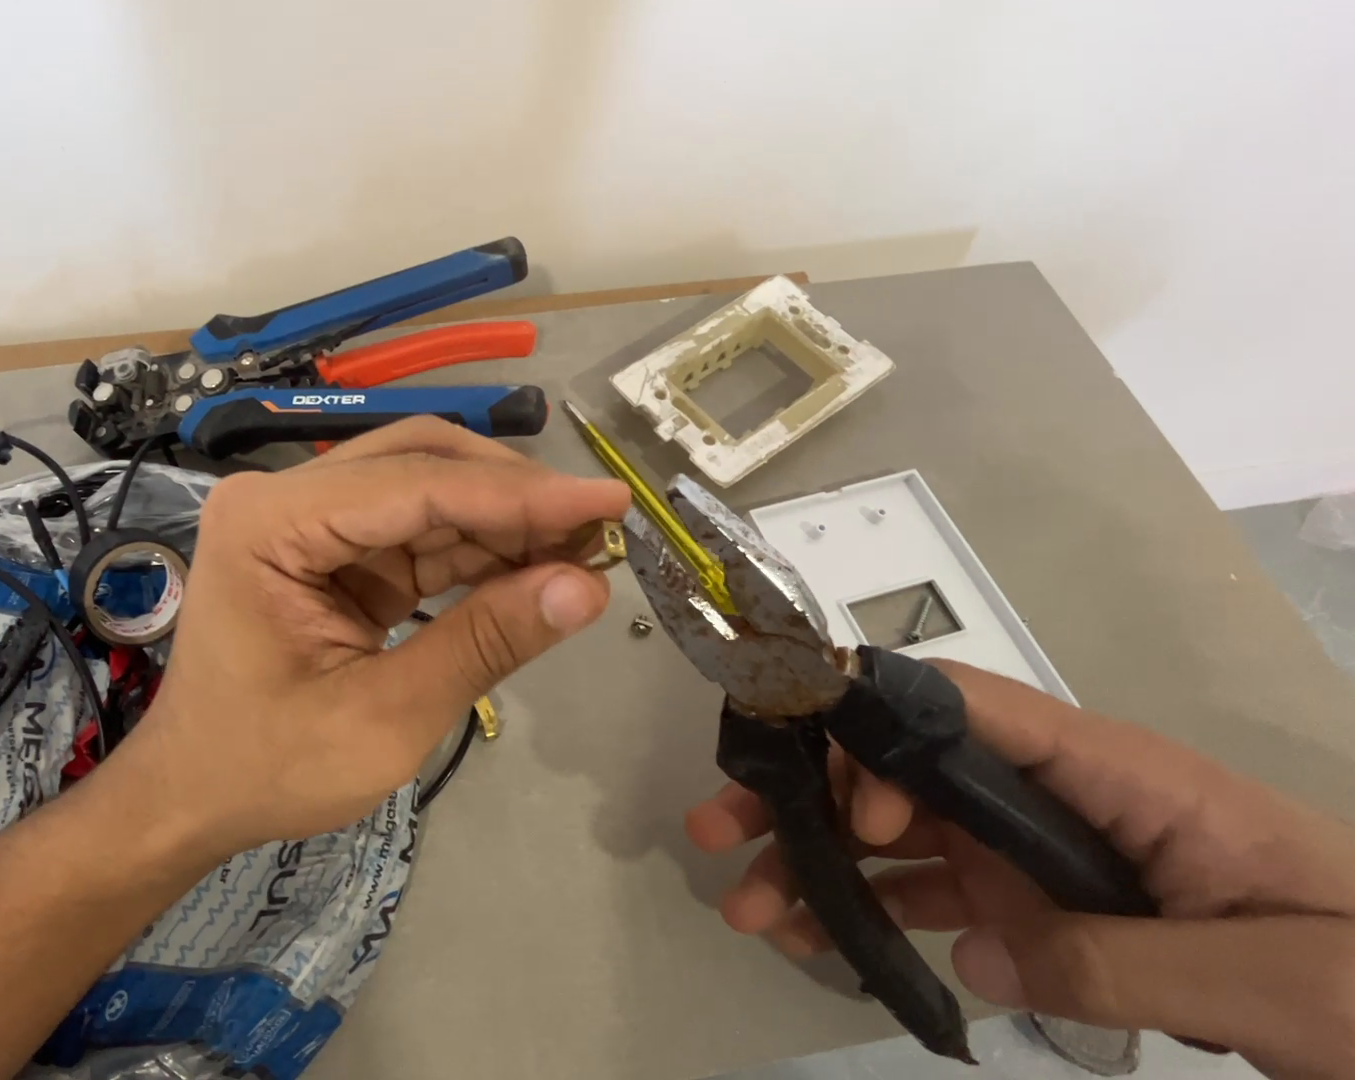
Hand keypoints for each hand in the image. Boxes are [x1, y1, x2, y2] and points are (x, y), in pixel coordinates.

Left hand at [116, 417, 627, 859]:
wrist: (192, 796)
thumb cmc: (265, 769)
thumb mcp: (382, 719)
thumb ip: (483, 645)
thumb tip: (586, 588)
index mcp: (270, 522)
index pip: (414, 486)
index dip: (519, 494)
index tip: (609, 499)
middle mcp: (282, 499)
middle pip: (418, 464)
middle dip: (511, 496)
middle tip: (599, 526)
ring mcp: (303, 520)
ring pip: (423, 493)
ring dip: (500, 522)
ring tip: (580, 551)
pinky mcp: (327, 551)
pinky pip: (413, 534)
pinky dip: (473, 551)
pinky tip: (530, 569)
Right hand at [685, 659, 1354, 1079]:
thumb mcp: (1285, 979)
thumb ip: (1125, 965)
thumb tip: (974, 956)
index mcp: (1105, 769)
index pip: (964, 705)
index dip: (883, 732)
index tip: (853, 810)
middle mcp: (1039, 789)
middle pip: (891, 761)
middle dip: (799, 791)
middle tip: (721, 828)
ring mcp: (1021, 845)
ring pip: (884, 827)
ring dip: (807, 858)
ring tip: (744, 903)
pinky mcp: (1020, 899)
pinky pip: (917, 890)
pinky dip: (857, 909)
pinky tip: (812, 937)